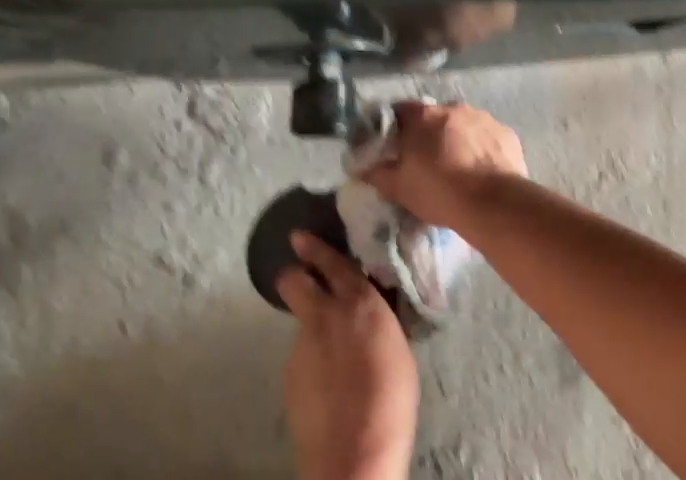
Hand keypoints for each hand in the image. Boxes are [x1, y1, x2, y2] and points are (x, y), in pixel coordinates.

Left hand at [279, 233, 418, 479]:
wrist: (354, 449)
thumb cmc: (392, 396)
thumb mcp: (397, 344)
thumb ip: (379, 318)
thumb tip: (373, 307)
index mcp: (359, 303)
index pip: (332, 263)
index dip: (315, 247)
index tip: (300, 235)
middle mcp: (324, 317)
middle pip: (294, 281)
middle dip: (297, 273)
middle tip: (305, 274)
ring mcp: (300, 347)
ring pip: (303, 322)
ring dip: (316, 325)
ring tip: (339, 348)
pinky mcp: (289, 376)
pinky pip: (303, 354)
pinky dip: (315, 356)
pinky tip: (332, 378)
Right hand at [362, 101, 527, 229]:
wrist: (493, 203)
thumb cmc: (438, 192)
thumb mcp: (398, 188)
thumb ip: (377, 173)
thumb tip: (363, 167)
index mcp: (424, 116)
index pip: (401, 110)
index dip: (394, 127)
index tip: (394, 147)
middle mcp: (454, 108)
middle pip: (434, 116)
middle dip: (428, 134)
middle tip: (424, 161)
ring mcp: (484, 118)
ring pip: (462, 124)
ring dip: (456, 139)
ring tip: (455, 167)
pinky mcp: (506, 132)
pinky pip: (486, 136)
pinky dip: (480, 148)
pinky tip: (480, 170)